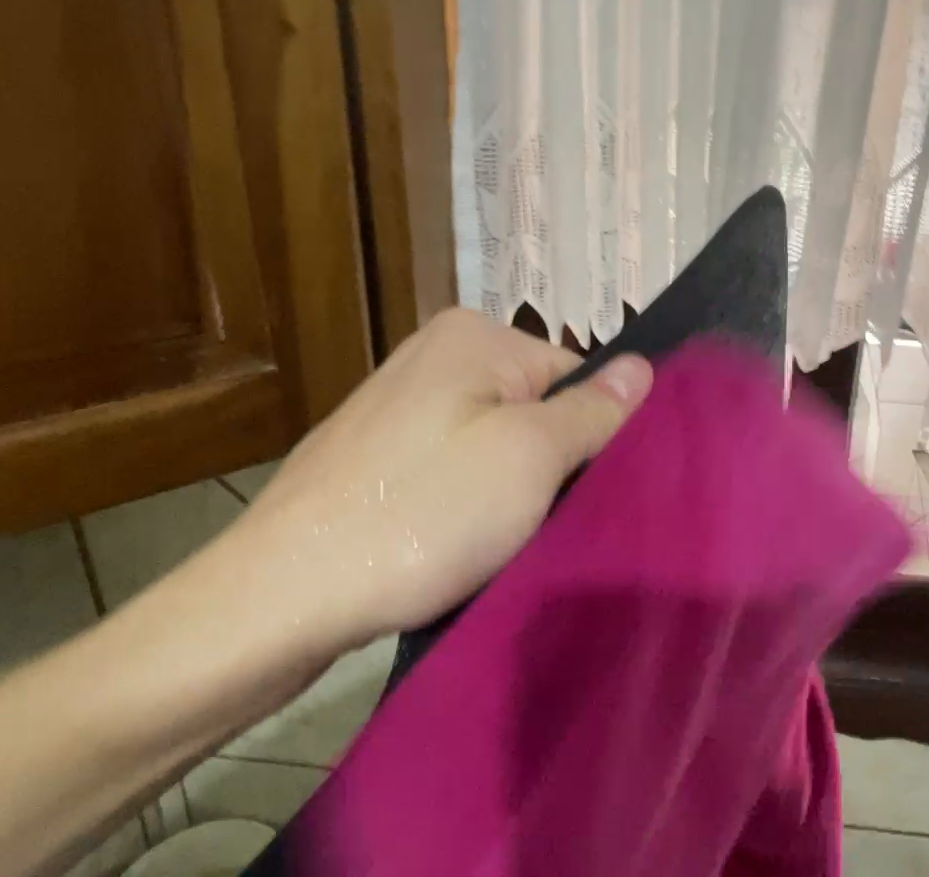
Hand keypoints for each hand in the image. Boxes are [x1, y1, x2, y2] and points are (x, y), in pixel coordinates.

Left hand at [207, 309, 652, 659]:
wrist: (283, 594)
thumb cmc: (421, 513)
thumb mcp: (529, 457)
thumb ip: (594, 410)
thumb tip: (645, 366)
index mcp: (475, 335)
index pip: (578, 376)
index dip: (594, 438)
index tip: (589, 497)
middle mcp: (435, 354)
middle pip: (536, 409)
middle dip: (550, 467)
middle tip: (545, 524)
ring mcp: (399, 405)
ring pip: (496, 445)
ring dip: (511, 493)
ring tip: (501, 542)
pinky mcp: (377, 454)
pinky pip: (453, 468)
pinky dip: (467, 505)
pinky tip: (458, 545)